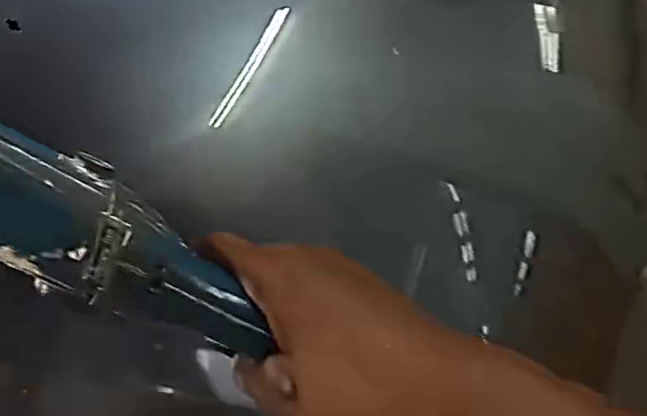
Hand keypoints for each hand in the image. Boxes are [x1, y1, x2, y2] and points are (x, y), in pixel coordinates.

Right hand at [205, 234, 616, 415]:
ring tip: (287, 350)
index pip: (223, 246)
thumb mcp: (298, 403)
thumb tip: (248, 364)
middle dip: (243, 294)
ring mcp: (340, 265)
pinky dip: (311, 307)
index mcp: (279, 272)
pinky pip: (321, 284)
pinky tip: (329, 350)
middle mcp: (305, 254)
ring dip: (280, 302)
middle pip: (257, 261)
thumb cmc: (364, 393)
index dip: (200, 259)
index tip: (188, 284)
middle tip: (241, 338)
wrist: (457, 392)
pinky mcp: (369, 282)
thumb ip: (258, 379)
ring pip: (291, 274)